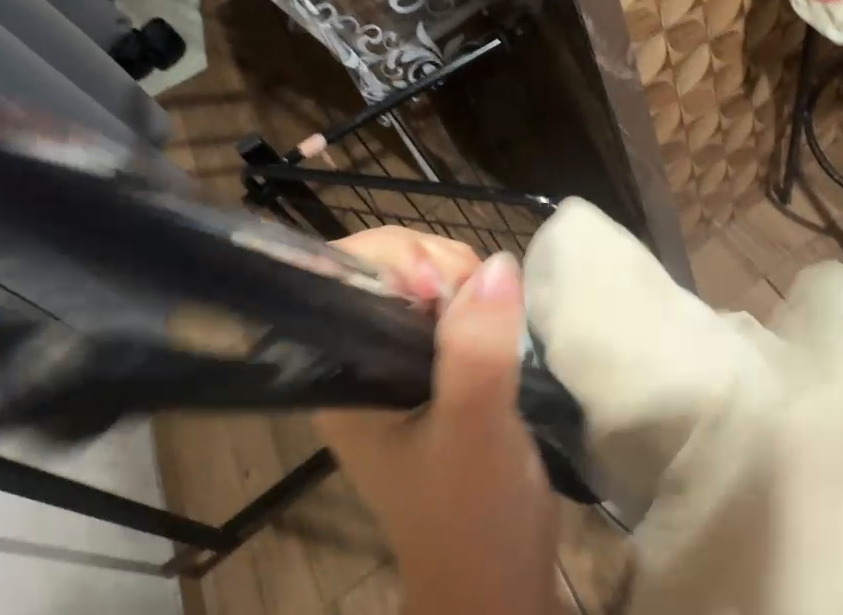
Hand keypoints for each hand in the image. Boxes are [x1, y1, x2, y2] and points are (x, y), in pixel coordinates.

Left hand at [316, 228, 559, 614]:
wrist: (500, 584)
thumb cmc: (473, 519)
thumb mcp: (474, 433)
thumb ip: (476, 350)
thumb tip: (496, 264)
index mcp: (342, 375)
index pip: (341, 279)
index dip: (392, 260)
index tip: (442, 284)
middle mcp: (361, 364)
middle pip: (385, 270)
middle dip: (436, 264)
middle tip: (478, 297)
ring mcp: (400, 368)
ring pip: (423, 284)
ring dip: (463, 280)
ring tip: (496, 314)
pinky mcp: (437, 374)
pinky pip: (451, 309)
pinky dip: (478, 300)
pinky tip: (499, 318)